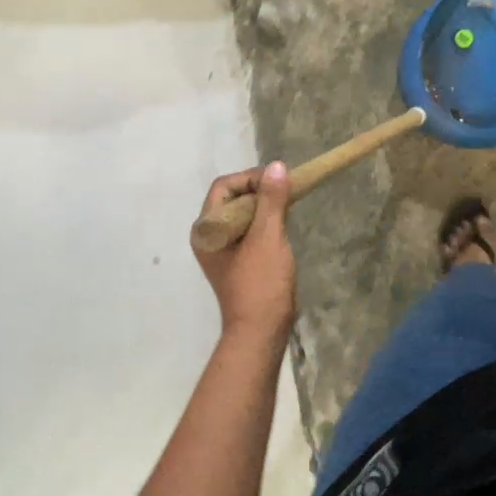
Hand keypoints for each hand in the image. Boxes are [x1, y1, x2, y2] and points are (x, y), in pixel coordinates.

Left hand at [192, 162, 295, 338]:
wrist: (261, 329)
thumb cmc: (261, 283)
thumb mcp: (268, 237)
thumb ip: (271, 200)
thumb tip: (276, 166)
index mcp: (207, 229)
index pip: (224, 186)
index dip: (251, 178)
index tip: (278, 183)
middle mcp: (209, 236)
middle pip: (233, 197)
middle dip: (260, 191)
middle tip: (287, 194)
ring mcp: (223, 249)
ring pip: (244, 213)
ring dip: (265, 207)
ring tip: (288, 210)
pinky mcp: (238, 259)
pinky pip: (249, 229)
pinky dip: (266, 223)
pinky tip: (283, 228)